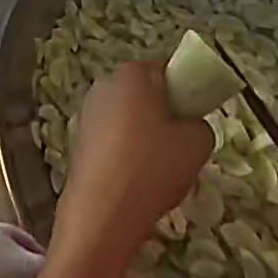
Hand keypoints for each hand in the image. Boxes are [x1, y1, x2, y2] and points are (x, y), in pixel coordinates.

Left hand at [53, 61, 214, 259]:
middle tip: (179, 144)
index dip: (183, 89)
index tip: (193, 116)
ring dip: (142, 133)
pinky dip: (124, 150)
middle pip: (143, 91)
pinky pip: (111, 136)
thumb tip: (189, 125)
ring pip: (127, 115)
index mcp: (133, 73)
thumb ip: (200, 125)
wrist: (103, 208)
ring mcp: (88, 109)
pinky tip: (134, 178)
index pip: (165, 69)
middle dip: (161, 112)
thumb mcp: (197, 144)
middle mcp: (106, 82)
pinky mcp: (78, 136)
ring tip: (157, 168)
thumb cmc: (153, 165)